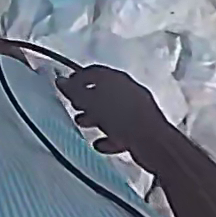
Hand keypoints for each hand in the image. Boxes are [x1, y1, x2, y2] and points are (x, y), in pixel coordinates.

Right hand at [55, 65, 181, 171]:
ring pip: (112, 110)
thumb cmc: (123, 118)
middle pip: (103, 91)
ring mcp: (139, 109)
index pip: (93, 72)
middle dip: (87, 99)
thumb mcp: (90, 102)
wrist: (154, 144)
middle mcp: (129, 90)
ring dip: (97, 117)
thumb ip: (74, 91)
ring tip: (85, 123)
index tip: (67, 85)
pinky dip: (111, 134)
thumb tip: (61, 81)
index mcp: (117, 79)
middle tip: (75, 105)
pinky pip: (123, 128)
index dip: (77, 78)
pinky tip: (102, 143)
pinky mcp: (144, 128)